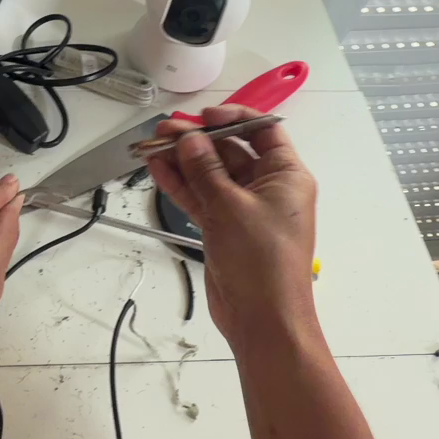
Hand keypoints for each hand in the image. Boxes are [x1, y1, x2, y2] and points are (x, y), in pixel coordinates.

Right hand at [145, 105, 318, 350]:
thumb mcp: (230, 206)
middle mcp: (267, 188)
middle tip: (164, 131)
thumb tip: (188, 138)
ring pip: (210, 174)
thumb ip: (205, 168)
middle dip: (197, 140)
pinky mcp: (224, 227)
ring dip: (183, 160)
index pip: (263, 131)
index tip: (203, 117)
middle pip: (230, 151)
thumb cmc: (260, 259)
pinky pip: (201, 197)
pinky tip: (157, 169)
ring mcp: (244, 209)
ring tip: (152, 147)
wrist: (262, 321)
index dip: (234, 118)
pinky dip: (181, 184)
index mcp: (286, 176)